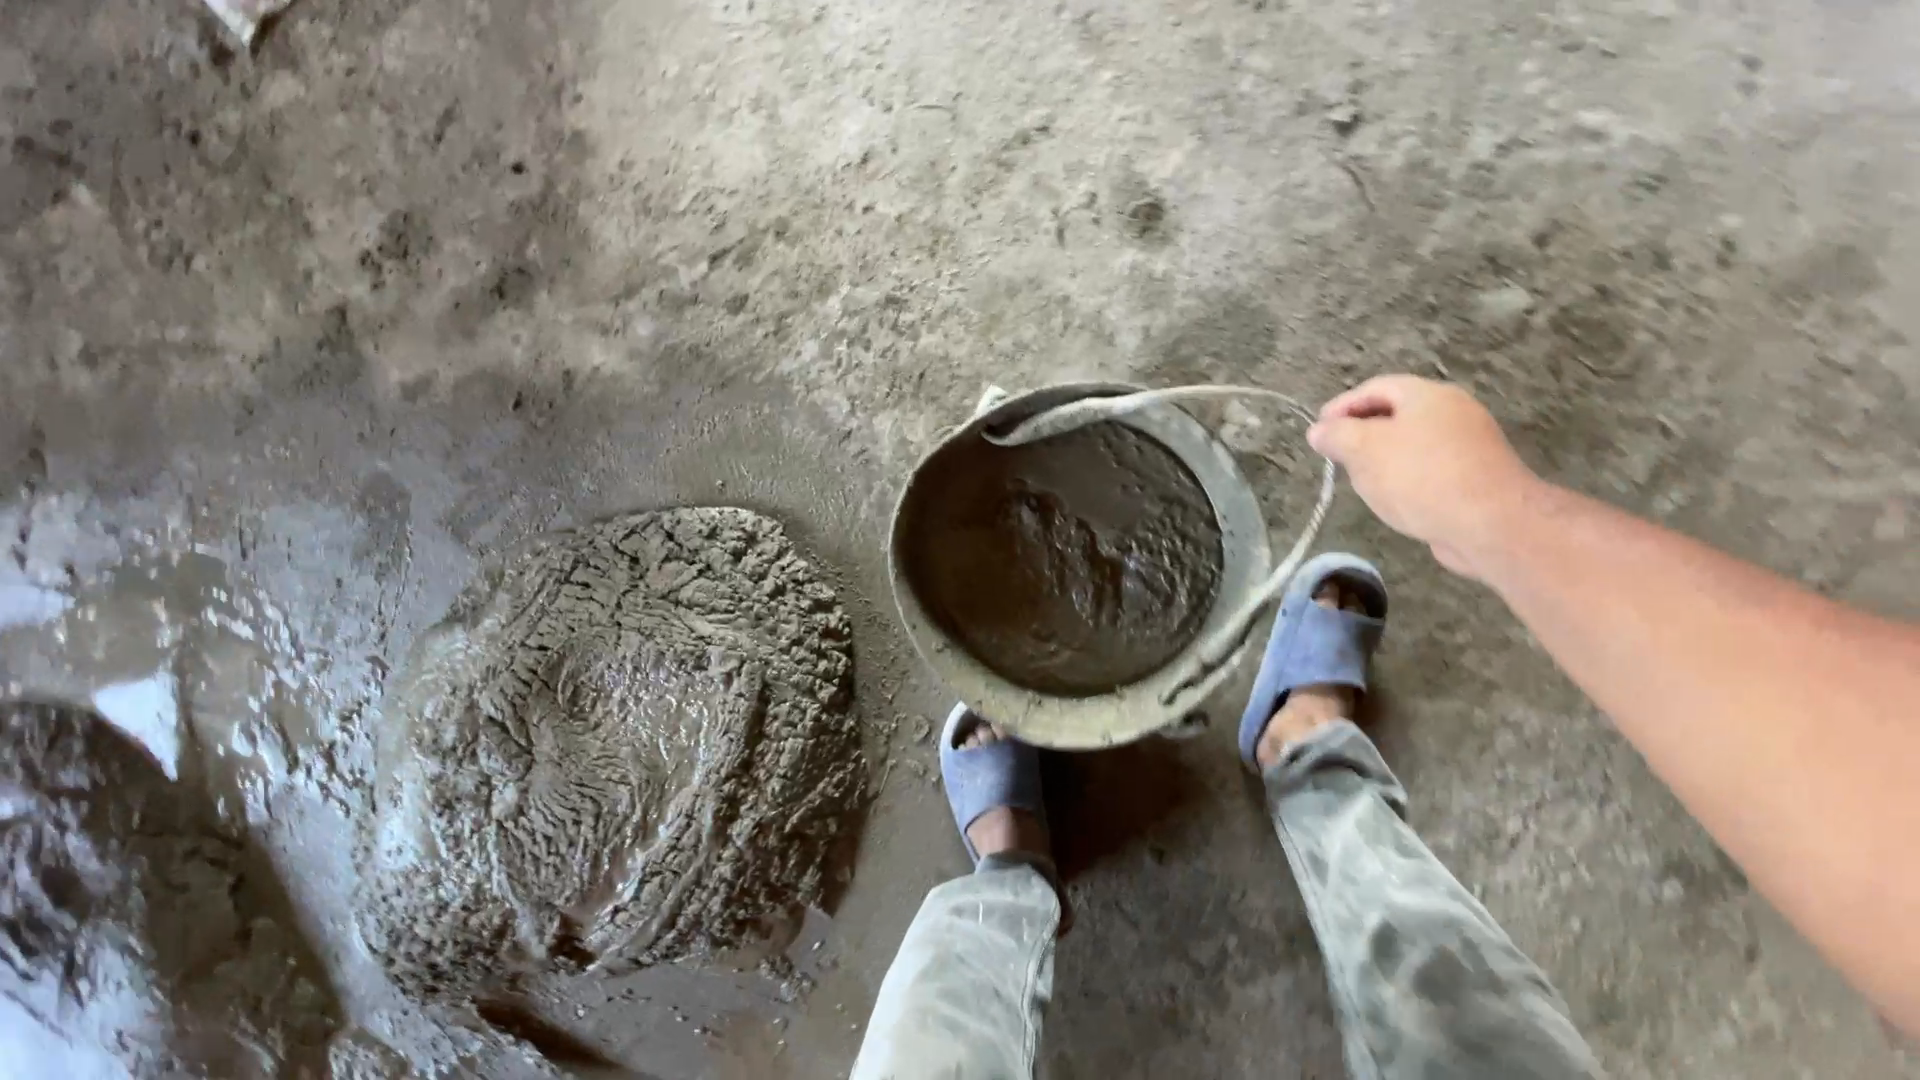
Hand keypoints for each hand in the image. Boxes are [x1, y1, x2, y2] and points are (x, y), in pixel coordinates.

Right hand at [1307, 375, 1541, 578]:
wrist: (1490, 523)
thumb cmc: (1419, 477)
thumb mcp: (1363, 450)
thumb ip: (1336, 435)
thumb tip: (1319, 431)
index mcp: (1427, 395)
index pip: (1375, 388)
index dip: (1341, 407)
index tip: (1318, 431)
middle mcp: (1454, 411)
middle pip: (1397, 413)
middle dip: (1362, 433)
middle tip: (1337, 456)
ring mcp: (1470, 444)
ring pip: (1413, 442)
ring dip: (1383, 457)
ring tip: (1362, 481)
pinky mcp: (1477, 476)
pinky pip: (1431, 467)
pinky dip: (1407, 477)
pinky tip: (1396, 499)